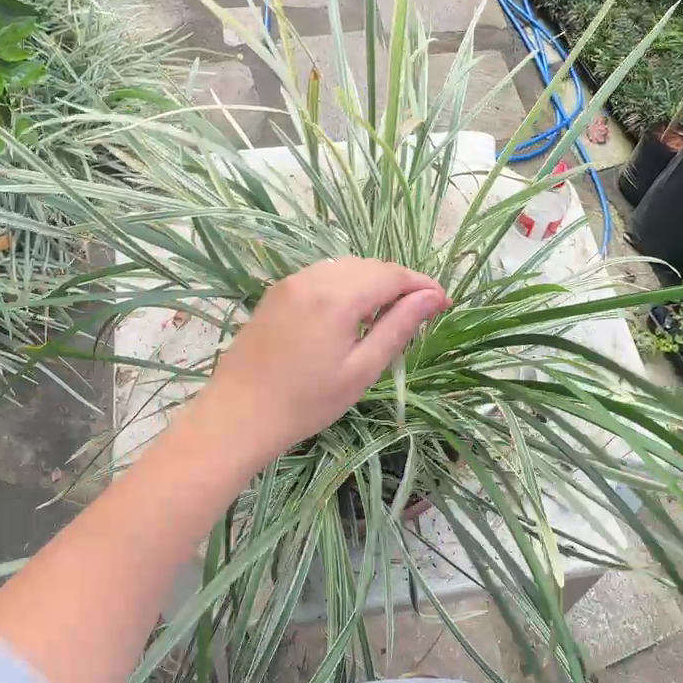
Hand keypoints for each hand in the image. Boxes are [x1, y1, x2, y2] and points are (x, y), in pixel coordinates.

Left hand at [193, 257, 447, 455]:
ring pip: (346, 267)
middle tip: (421, 313)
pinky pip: (323, 276)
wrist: (238, 415)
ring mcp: (291, 283)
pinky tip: (352, 315)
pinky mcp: (277, 293)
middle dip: (400, 283)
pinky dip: (347, 285)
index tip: (444, 304)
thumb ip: (398, 328)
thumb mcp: (361, 370)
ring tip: (390, 315)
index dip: (422, 285)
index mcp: (337, 297)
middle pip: (370, 266)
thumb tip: (431, 298)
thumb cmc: (306, 403)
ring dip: (374, 282)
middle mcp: (313, 278)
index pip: (392, 274)